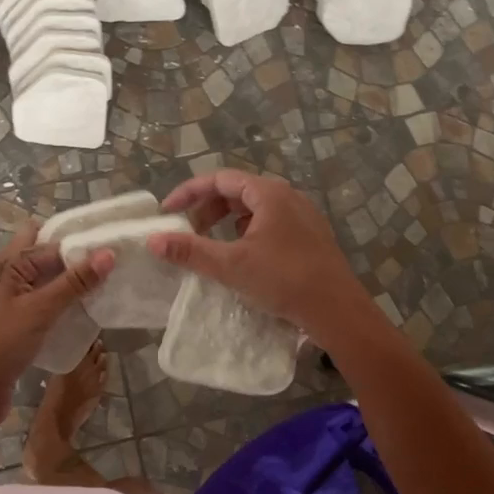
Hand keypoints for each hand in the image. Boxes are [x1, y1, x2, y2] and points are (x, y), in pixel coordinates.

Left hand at [0, 223, 113, 414]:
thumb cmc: (2, 342)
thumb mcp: (41, 309)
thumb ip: (74, 282)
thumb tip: (108, 253)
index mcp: (9, 261)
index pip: (50, 240)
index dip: (79, 241)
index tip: (112, 247)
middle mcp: (9, 272)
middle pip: (45, 253)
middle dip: (73, 257)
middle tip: (106, 266)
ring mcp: (12, 296)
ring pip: (45, 277)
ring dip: (69, 281)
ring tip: (104, 286)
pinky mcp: (17, 319)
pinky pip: (43, 299)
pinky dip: (61, 301)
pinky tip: (83, 312)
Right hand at [146, 169, 366, 335]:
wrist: (340, 314)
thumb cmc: (284, 281)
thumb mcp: (231, 266)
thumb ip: (190, 251)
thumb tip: (153, 240)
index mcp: (268, 193)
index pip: (219, 179)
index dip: (189, 192)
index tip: (168, 211)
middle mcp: (287, 196)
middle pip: (236, 191)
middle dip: (207, 208)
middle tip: (187, 230)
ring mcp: (303, 216)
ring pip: (254, 208)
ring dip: (227, 221)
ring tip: (211, 244)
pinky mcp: (311, 237)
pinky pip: (270, 222)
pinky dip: (248, 232)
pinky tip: (243, 257)